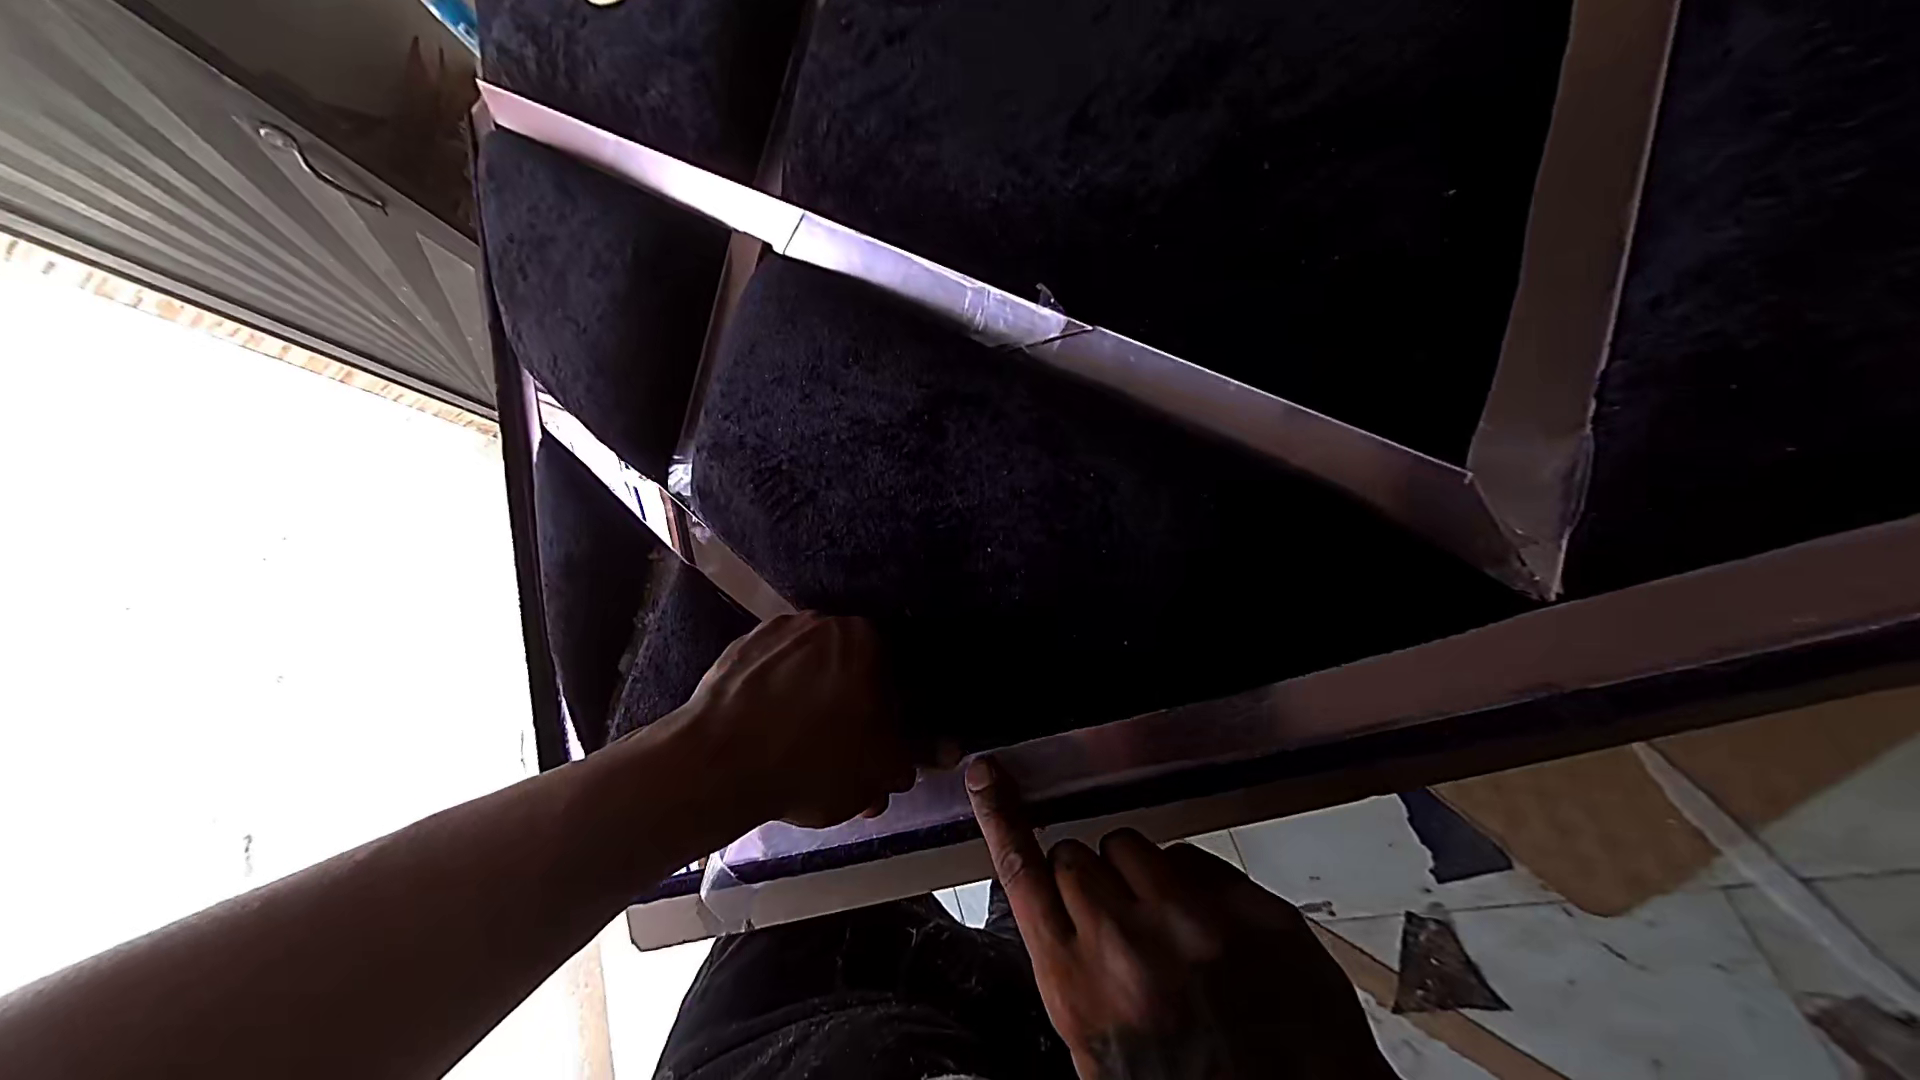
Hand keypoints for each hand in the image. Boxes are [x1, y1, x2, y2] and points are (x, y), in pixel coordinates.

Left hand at [664, 611, 915, 828]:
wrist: (718, 763)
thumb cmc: (813, 761)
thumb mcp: (876, 775)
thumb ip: (900, 763)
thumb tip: (897, 767)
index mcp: (867, 639)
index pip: (892, 678)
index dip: (887, 718)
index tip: (874, 747)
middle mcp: (822, 621)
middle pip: (846, 669)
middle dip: (846, 705)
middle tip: (838, 751)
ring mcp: (773, 633)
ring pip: (805, 669)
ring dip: (807, 698)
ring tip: (794, 746)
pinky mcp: (734, 650)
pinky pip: (767, 674)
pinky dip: (770, 697)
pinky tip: (764, 734)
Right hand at [966, 757, 1395, 1079]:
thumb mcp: (1099, 1043)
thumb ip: (1073, 966)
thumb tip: (1064, 899)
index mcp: (1079, 989)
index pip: (1023, 874)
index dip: (1000, 818)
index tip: (987, 777)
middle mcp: (1130, 948)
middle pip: (1077, 855)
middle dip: (1091, 882)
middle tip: (1121, 924)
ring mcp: (1196, 925)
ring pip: (1131, 844)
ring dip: (1138, 876)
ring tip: (1166, 930)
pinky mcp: (1253, 912)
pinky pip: (1193, 856)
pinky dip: (1193, 885)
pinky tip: (1210, 934)